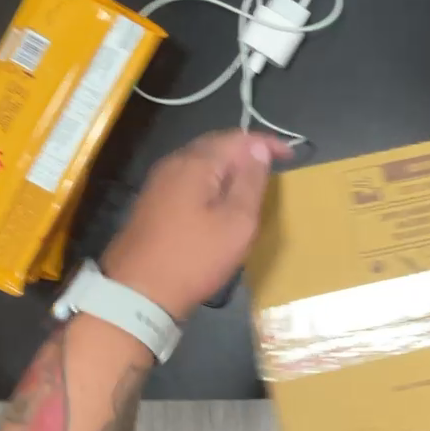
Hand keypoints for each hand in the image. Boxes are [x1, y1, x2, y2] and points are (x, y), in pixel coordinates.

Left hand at [99, 131, 291, 318]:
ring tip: (252, 181)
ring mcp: (159, 182)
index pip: (237, 138)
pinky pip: (190, 179)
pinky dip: (212, 181)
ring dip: (229, 166)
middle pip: (215, 145)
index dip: (267, 143)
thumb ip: (250, 182)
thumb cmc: (196, 257)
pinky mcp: (153, 202)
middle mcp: (174, 163)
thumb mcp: (237, 222)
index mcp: (196, 163)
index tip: (291, 155)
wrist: (138, 292)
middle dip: (246, 151)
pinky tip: (222, 198)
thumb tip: (259, 149)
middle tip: (273, 165)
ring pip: (201, 162)